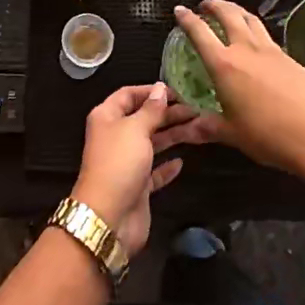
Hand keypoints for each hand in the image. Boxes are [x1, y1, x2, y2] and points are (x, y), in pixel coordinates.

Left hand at [72, 83, 193, 255]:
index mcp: (107, 117)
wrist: (109, 216)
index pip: (128, 94)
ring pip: (152, 143)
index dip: (150, 91)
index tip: (177, 91)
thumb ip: (151, 109)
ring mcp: (126, 162)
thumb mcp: (136, 129)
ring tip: (198, 128)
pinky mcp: (137, 185)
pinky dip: (166, 166)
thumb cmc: (119, 163)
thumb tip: (160, 88)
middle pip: (143, 118)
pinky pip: (154, 171)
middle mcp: (115, 136)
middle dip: (167, 113)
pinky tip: (181, 161)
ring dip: (172, 136)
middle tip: (195, 109)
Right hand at [156, 0, 304, 176]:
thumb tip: (186, 130)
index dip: (187, 19)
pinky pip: (266, 34)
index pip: (200, 33)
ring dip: (236, 10)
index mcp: (224, 65)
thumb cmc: (269, 135)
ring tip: (229, 12)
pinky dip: (254, 28)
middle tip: (204, 5)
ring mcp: (270, 50)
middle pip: (228, 14)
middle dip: (214, 5)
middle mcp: (246, 50)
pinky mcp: (289, 57)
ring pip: (250, 19)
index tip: (179, 10)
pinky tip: (255, 40)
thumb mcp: (232, 134)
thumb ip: (207, 127)